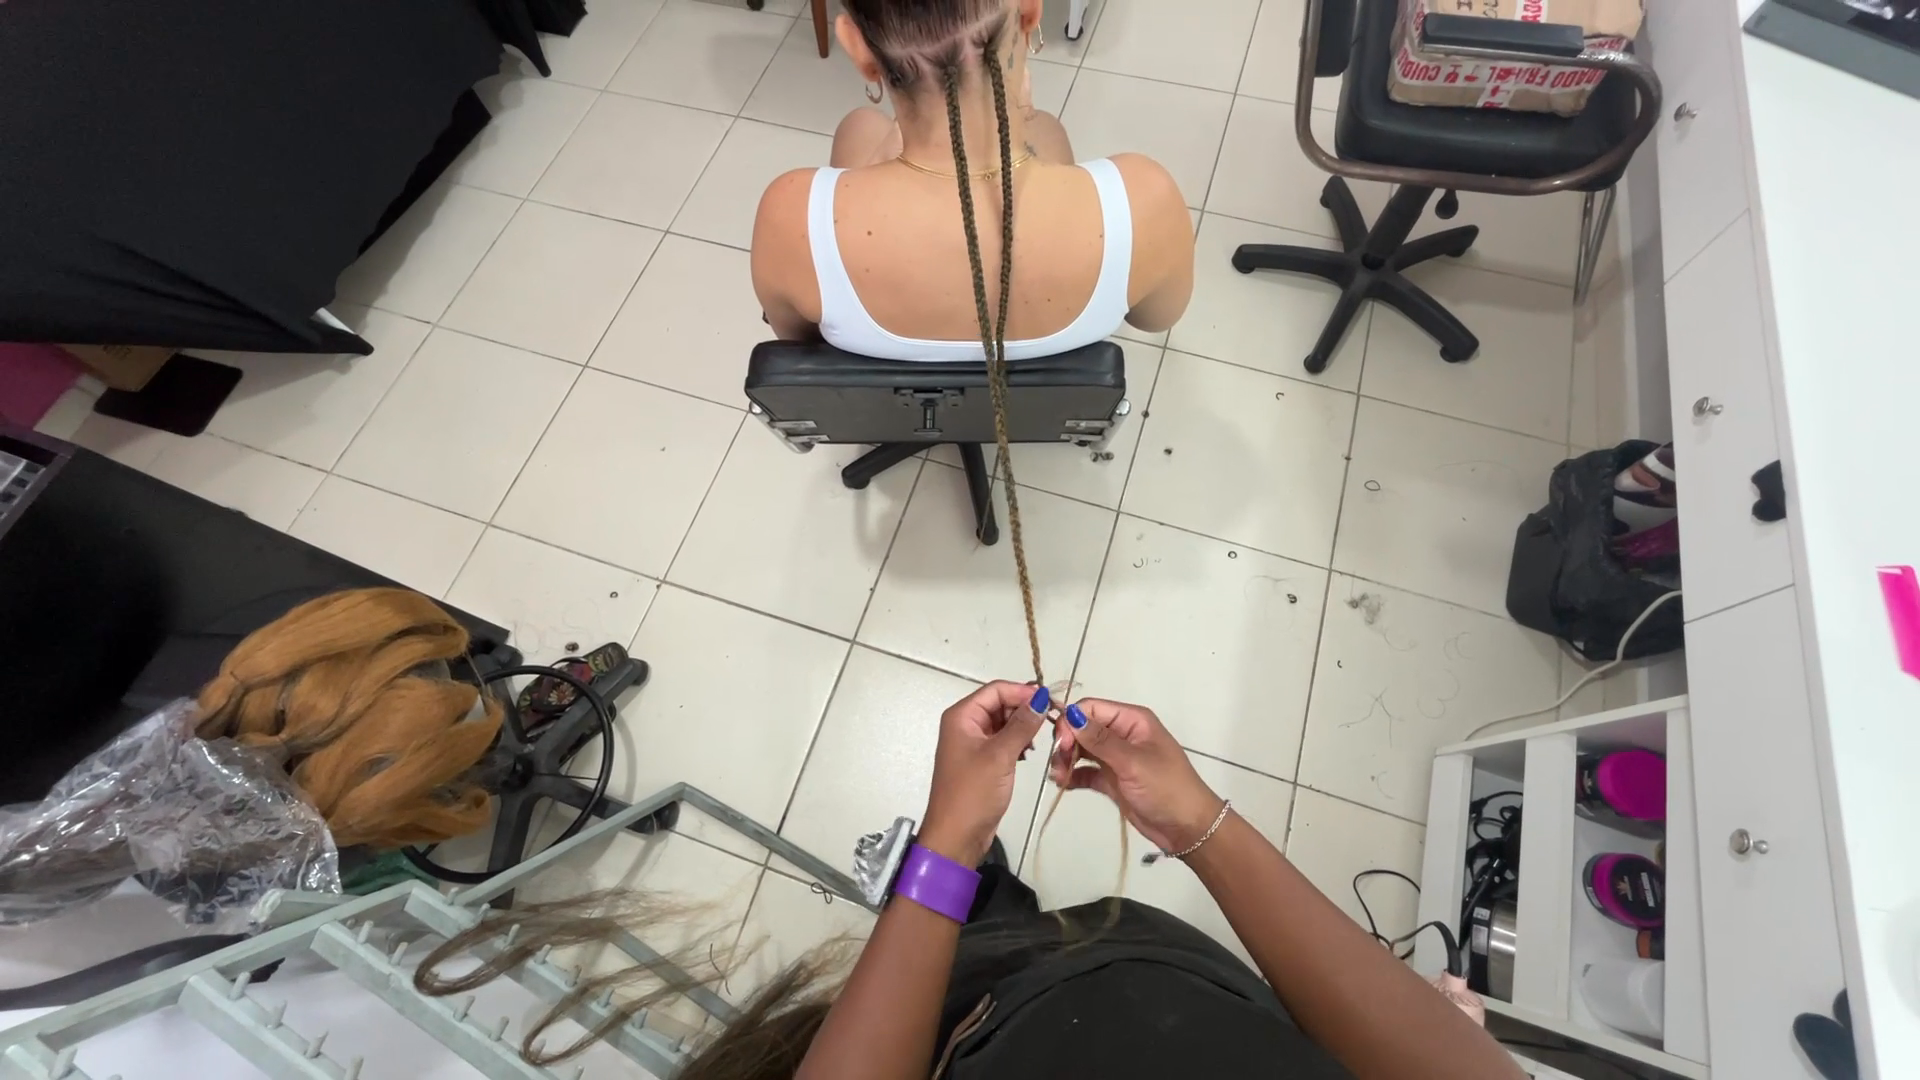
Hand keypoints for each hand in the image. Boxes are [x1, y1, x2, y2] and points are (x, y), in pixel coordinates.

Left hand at [920, 681, 1049, 866]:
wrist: (956, 837)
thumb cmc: (973, 793)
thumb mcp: (1000, 755)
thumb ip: (1022, 725)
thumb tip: (1042, 698)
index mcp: (962, 716)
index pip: (996, 690)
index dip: (1023, 691)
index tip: (1051, 700)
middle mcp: (965, 724)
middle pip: (1000, 703)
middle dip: (1025, 709)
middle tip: (1053, 719)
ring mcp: (973, 743)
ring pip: (1003, 722)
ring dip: (1023, 726)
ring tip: (1042, 738)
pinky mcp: (982, 761)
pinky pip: (1003, 740)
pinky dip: (1017, 742)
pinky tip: (1029, 752)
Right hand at [1051, 699, 1223, 854]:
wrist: (1188, 829)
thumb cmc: (1166, 788)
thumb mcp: (1133, 762)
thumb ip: (1100, 740)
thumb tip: (1070, 715)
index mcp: (1132, 720)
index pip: (1091, 708)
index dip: (1071, 721)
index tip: (1061, 743)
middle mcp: (1122, 734)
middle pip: (1083, 728)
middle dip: (1067, 741)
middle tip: (1059, 763)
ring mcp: (1116, 757)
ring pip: (1081, 749)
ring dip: (1066, 759)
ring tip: (1058, 776)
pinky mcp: (1111, 779)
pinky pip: (1086, 771)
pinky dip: (1073, 775)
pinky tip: (1063, 784)